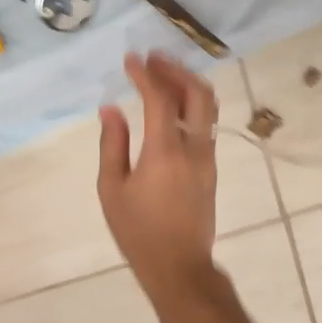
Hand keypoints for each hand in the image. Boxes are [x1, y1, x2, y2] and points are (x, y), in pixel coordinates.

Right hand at [97, 52, 219, 292]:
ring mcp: (207, 157)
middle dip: (175, 71)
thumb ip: (112, 144)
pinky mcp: (210, 166)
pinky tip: (171, 104)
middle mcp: (194, 148)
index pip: (159, 100)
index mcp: (165, 152)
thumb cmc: (136, 229)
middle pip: (197, 95)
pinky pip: (205, 123)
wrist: (177, 263)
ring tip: (163, 73)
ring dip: (187, 84)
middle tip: (153, 58)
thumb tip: (111, 109)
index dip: (145, 76)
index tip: (130, 60)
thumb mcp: (112, 188)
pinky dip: (191, 103)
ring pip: (207, 107)